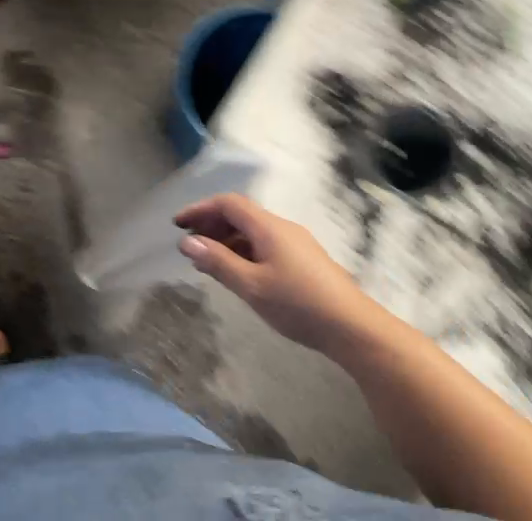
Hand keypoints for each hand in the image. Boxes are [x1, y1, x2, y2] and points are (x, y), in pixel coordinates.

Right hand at [175, 194, 382, 356]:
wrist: (352, 327)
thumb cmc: (299, 304)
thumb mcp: (252, 286)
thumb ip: (219, 262)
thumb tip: (188, 242)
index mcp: (269, 227)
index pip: (228, 204)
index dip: (201, 209)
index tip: (178, 224)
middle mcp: (282, 227)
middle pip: (241, 215)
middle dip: (212, 224)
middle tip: (189, 244)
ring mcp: (295, 243)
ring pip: (253, 232)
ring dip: (227, 241)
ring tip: (207, 262)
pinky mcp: (303, 260)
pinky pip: (264, 245)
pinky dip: (243, 252)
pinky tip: (237, 274)